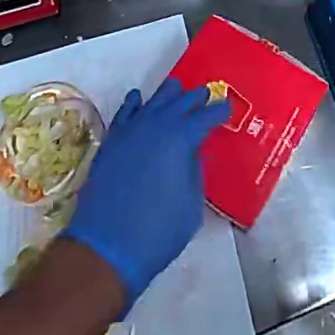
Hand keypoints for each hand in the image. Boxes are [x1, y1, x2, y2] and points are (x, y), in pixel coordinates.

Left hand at [63, 78, 229, 304]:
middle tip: (206, 96)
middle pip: (180, 101)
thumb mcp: (191, 204)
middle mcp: (157, 125)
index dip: (218, 111)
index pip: (205, 117)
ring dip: (168, 95)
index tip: (226, 108)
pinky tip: (138, 99)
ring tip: (177, 89)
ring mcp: (131, 130)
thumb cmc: (158, 231)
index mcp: (181, 138)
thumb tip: (194, 152)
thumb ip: (195, 171)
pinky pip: (125, 112)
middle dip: (195, 98)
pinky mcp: (111, 140)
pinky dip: (134, 103)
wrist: (108, 245)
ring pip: (153, 100)